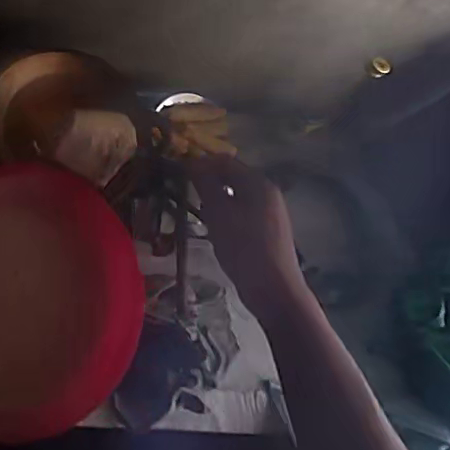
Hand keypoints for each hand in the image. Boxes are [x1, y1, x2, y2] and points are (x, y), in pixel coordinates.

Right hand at [187, 155, 308, 316]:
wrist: (273, 288)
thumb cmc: (242, 245)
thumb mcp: (217, 211)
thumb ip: (204, 182)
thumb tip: (190, 162)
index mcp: (258, 183)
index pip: (224, 160)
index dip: (199, 162)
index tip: (176, 171)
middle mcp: (267, 191)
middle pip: (231, 175)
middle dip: (206, 178)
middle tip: (182, 188)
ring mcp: (269, 211)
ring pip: (234, 192)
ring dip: (213, 194)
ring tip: (194, 206)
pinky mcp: (266, 228)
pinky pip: (240, 208)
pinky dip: (224, 209)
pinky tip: (212, 223)